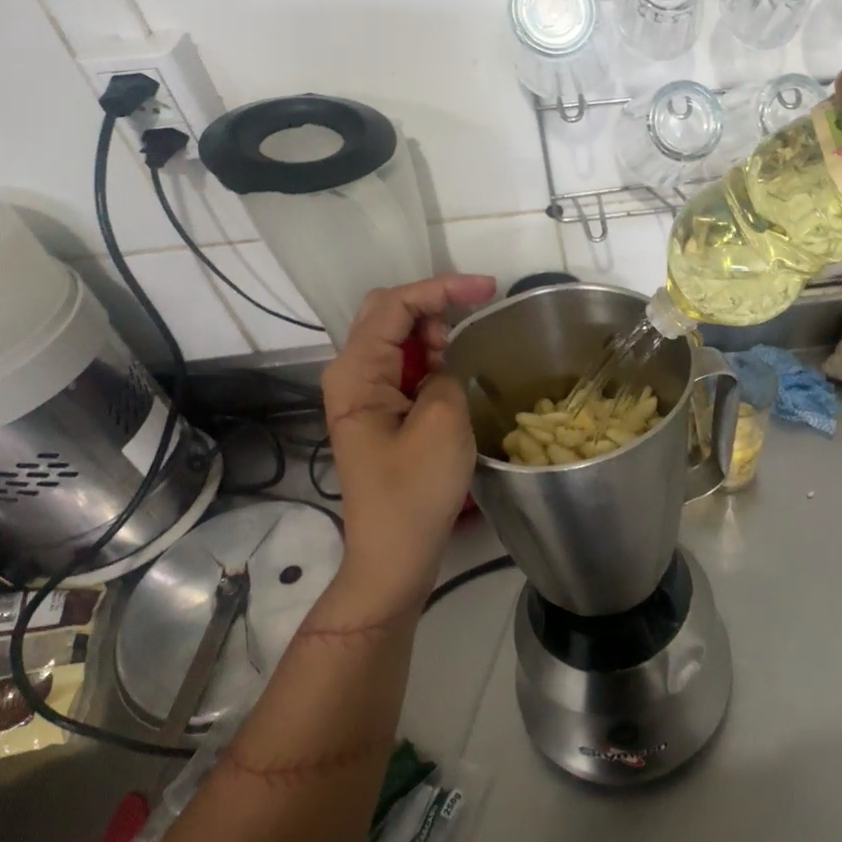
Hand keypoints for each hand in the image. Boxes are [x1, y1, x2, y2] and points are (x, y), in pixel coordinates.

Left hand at [321, 275, 497, 589]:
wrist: (393, 554)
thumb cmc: (415, 491)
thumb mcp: (442, 423)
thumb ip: (444, 374)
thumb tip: (442, 366)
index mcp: (356, 372)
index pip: (394, 305)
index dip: (442, 287)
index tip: (490, 288)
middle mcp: (351, 374)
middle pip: (389, 313)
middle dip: (434, 303)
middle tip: (479, 312)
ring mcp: (364, 395)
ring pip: (397, 339)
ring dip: (432, 332)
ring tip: (466, 348)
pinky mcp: (380, 414)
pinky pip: (404, 368)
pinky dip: (430, 358)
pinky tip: (453, 367)